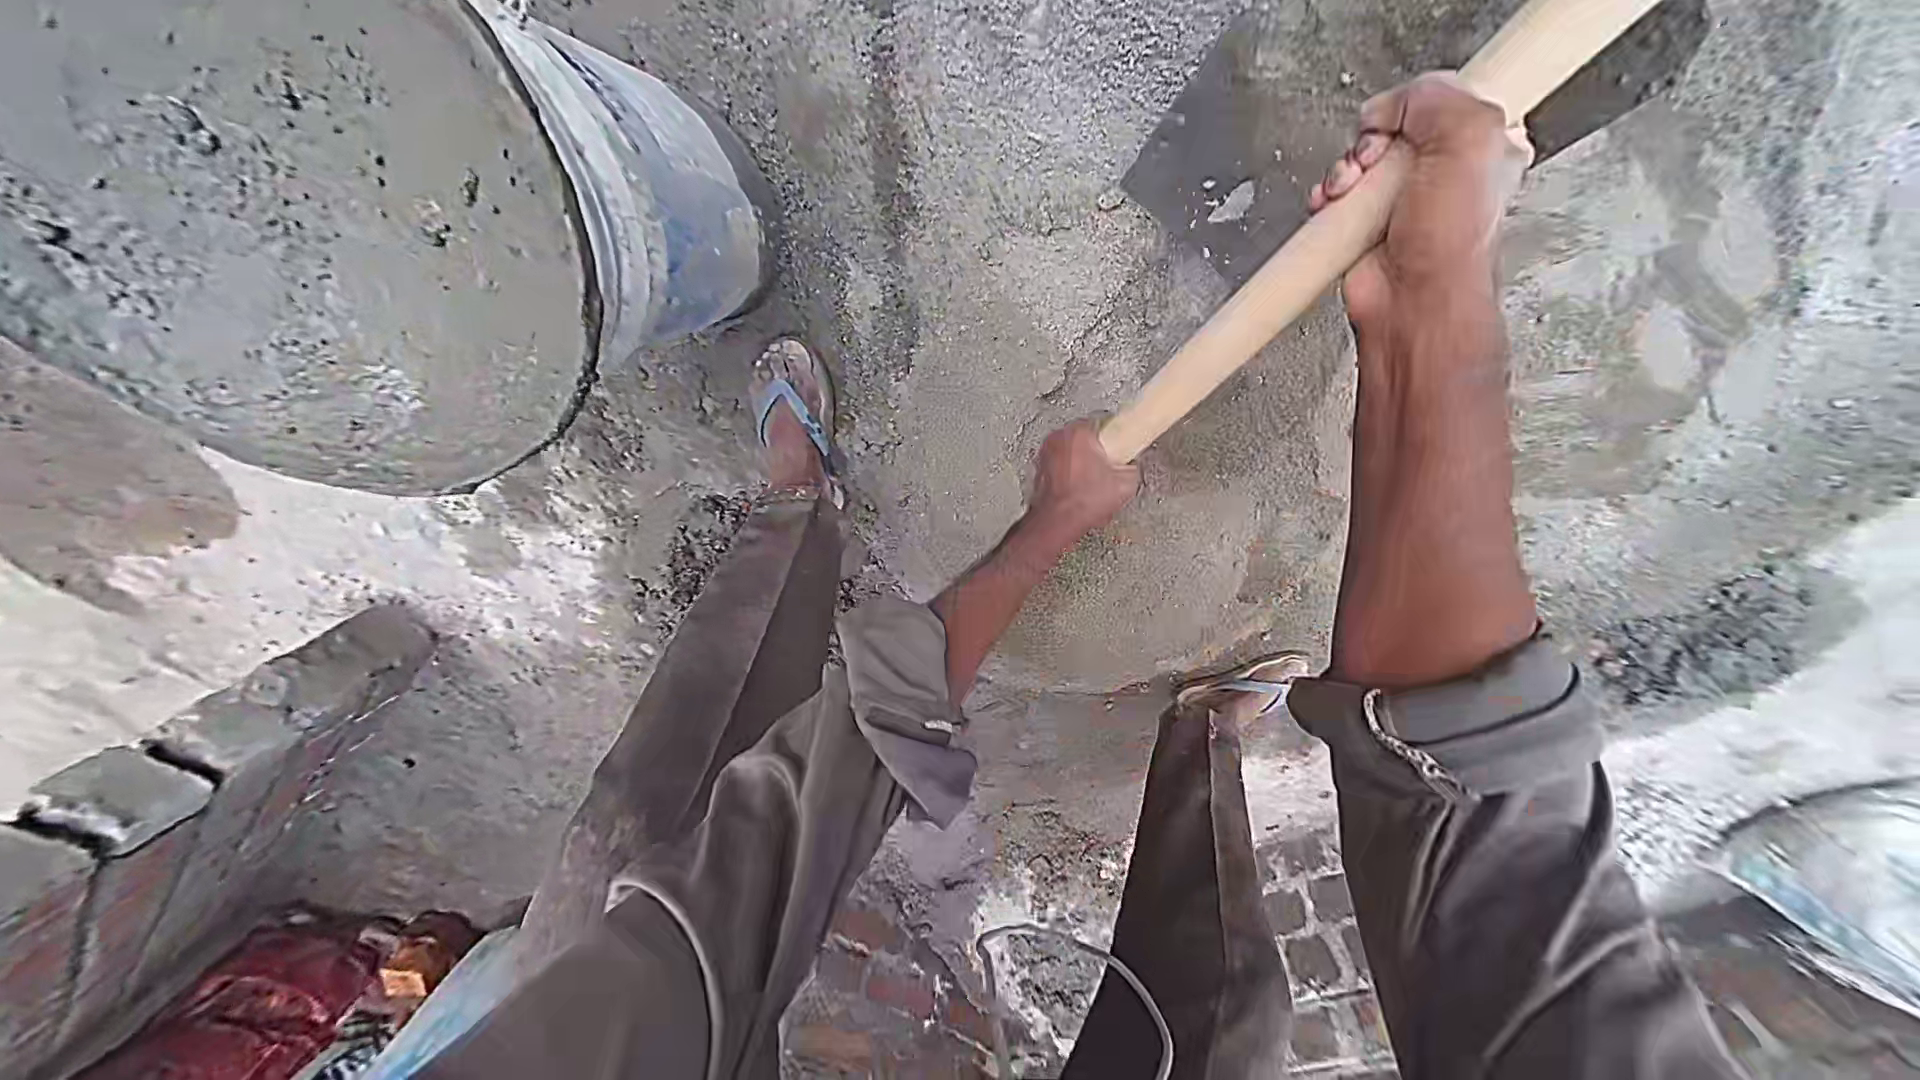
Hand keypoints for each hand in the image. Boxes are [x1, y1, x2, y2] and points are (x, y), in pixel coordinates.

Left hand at [1024, 418, 1139, 542]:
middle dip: (1098, 451)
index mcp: (1079, 432)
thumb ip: (1133, 466)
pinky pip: (1061, 464)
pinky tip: (1078, 488)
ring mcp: (1046, 452)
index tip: (1121, 447)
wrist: (1057, 522)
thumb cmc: (1083, 502)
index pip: (1105, 421)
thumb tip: (1131, 464)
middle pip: (1087, 436)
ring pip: (1072, 450)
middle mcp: (1059, 437)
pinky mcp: (1039, 468)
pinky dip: (1069, 473)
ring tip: (1092, 481)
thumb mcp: (1126, 483)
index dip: (1116, 437)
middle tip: (1107, 469)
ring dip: (1083, 461)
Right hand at [1308, 73, 1531, 326]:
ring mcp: (1395, 205)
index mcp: (1478, 146)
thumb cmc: (1450, 238)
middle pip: (1389, 133)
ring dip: (1342, 172)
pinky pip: (1334, 202)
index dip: (1409, 109)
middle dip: (1368, 143)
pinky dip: (1324, 199)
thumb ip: (1433, 100)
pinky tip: (1330, 204)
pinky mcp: (1360, 231)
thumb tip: (1387, 106)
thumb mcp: (1468, 137)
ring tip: (1347, 187)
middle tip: (1371, 161)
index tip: (1400, 127)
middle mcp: (1436, 175)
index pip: (1436, 104)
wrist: (1411, 298)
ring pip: (1357, 166)